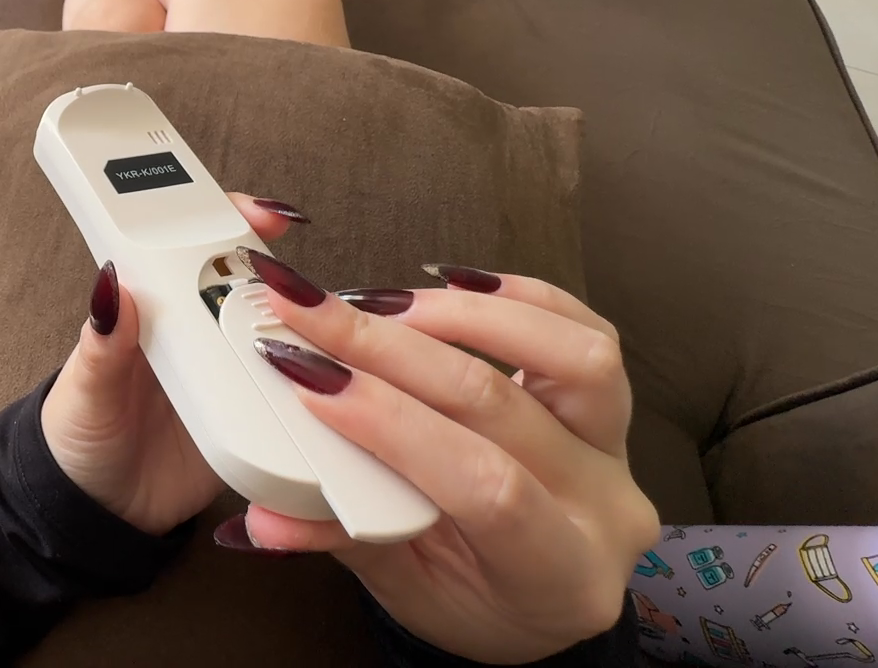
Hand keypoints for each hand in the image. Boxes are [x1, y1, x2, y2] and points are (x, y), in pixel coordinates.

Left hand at [40, 194, 306, 534]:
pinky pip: (289, 405)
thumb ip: (100, 344)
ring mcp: (228, 380)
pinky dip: (315, 396)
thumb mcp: (85, 388)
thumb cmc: (79, 434)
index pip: (193, 251)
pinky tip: (342, 396)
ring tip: (331, 340)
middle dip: (284, 282)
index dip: (227, 224)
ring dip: (308, 337)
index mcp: (155, 312)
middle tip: (306, 289)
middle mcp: (196, 337)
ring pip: (279, 342)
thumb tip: (111, 286)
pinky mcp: (250, 428)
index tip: (261, 214)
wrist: (98, 511)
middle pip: (249, 292)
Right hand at [235, 263, 658, 662]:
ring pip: (570, 356)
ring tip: (376, 301)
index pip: (483, 484)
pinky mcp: (607, 405)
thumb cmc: (462, 592)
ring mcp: (615, 449)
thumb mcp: (396, 584)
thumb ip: (335, 540)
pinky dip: (518, 293)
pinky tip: (446, 282)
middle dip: (380, 345)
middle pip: (494, 401)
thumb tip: (262, 520)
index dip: (391, 421)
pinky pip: (586, 330)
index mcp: (554, 570)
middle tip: (302, 310)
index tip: (305, 375)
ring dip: (457, 314)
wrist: (532, 595)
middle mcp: (599, 504)